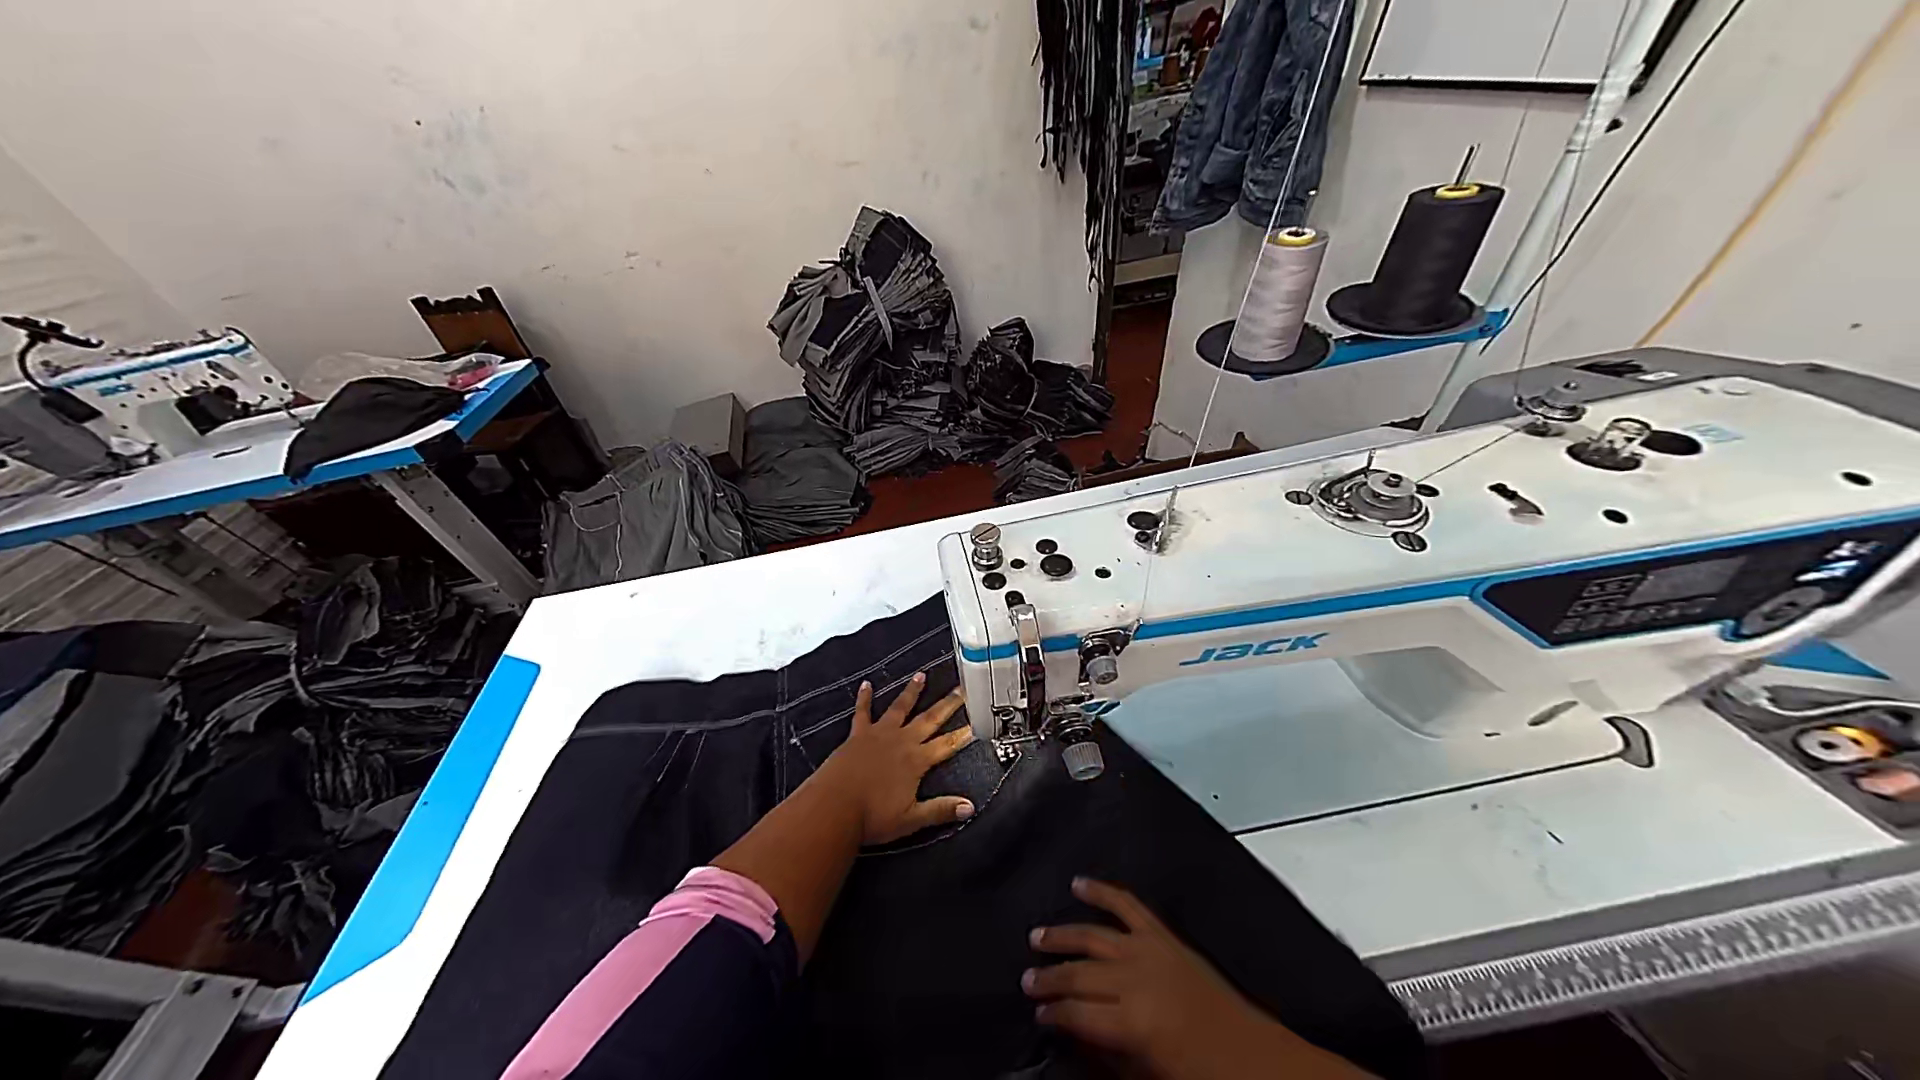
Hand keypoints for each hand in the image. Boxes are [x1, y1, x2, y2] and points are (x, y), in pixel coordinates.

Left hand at [809, 673, 974, 844]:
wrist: (833, 807)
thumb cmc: (872, 817)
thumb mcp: (911, 819)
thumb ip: (941, 810)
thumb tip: (969, 807)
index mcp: (916, 761)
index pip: (947, 744)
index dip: (963, 734)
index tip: (977, 722)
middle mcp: (901, 741)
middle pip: (929, 719)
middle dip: (947, 704)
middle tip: (960, 689)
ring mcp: (878, 734)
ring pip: (900, 708)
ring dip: (911, 692)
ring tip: (921, 676)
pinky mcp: (857, 735)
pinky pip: (863, 711)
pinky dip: (865, 697)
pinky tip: (866, 684)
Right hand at [1025, 878, 1374, 1079]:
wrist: (1252, 1058)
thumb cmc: (1200, 1074)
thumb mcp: (1148, 1074)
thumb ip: (1108, 1052)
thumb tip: (1074, 1031)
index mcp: (1133, 1022)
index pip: (1076, 1012)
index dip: (1052, 1013)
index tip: (1036, 1013)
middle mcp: (1135, 979)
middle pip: (1079, 973)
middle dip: (1049, 978)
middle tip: (1026, 979)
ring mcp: (1149, 950)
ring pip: (1093, 935)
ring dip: (1062, 936)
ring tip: (1037, 937)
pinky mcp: (1163, 935)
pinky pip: (1127, 906)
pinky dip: (1102, 891)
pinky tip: (1079, 883)